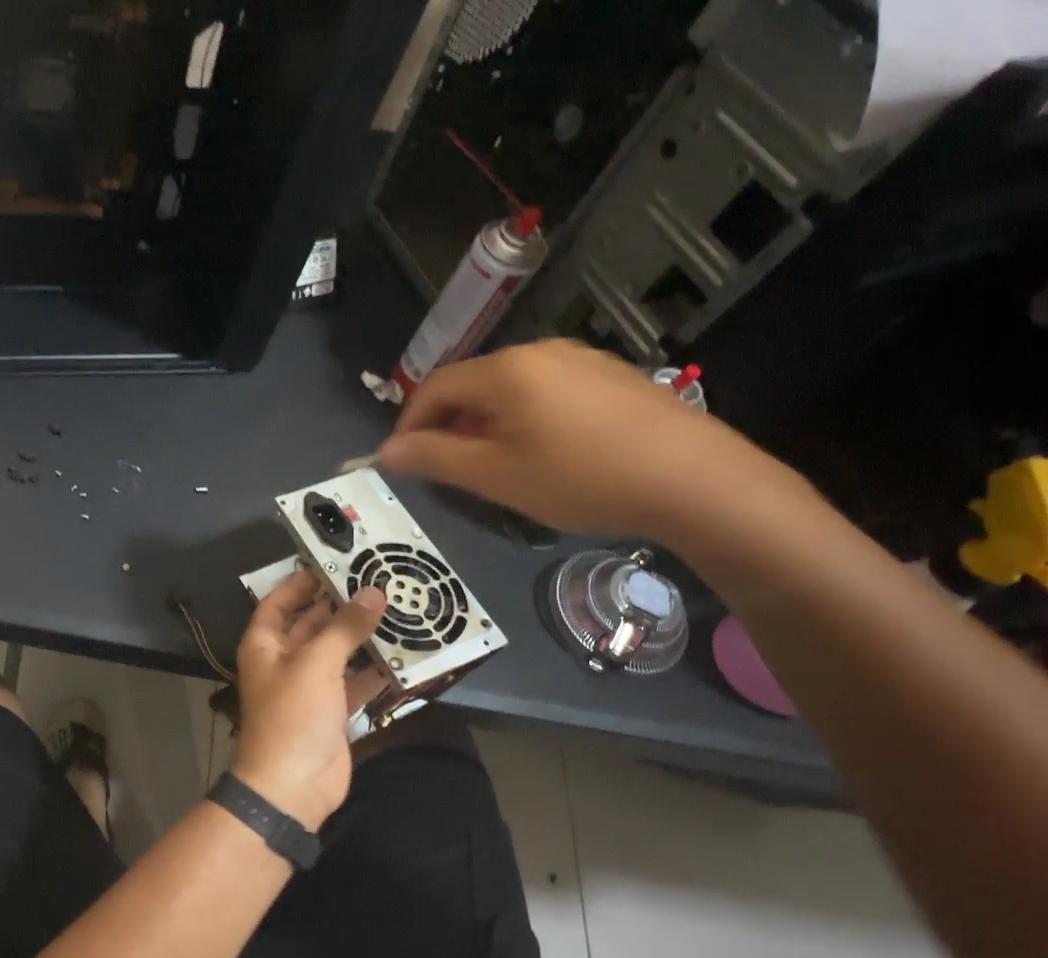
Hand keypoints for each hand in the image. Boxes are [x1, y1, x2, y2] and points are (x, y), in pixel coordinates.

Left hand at [232, 571, 386, 830]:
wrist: (291, 787)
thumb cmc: (292, 717)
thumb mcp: (316, 664)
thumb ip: (345, 627)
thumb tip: (373, 592)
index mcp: (265, 644)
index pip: (279, 601)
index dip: (302, 581)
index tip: (334, 561)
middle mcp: (285, 660)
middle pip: (313, 623)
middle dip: (343, 605)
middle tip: (380, 581)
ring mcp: (309, 686)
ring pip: (339, 651)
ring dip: (364, 635)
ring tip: (400, 609)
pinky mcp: (333, 710)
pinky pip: (356, 681)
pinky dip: (376, 670)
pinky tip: (405, 654)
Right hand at [373, 339, 811, 538]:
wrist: (697, 480)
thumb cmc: (581, 479)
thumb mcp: (495, 476)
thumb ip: (434, 458)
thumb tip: (385, 450)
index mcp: (505, 370)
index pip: (434, 387)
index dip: (409, 423)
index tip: (403, 461)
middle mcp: (541, 351)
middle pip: (473, 384)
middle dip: (450, 424)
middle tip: (449, 470)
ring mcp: (583, 360)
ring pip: (512, 389)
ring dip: (489, 423)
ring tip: (498, 467)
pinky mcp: (615, 377)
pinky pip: (550, 391)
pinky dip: (528, 418)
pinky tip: (549, 455)